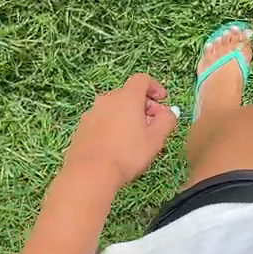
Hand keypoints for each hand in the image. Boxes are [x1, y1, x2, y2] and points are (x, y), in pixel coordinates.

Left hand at [60, 74, 179, 193]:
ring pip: (114, 108)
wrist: (90, 173)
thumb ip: (166, 120)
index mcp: (127, 97)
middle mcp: (107, 99)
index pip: (142, 80)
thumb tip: (170, 111)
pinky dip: (112, 126)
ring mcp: (91, 113)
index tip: (163, 100)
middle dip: (143, 105)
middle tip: (153, 123)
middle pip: (128, 94)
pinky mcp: (81, 128)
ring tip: (135, 137)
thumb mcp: (155, 138)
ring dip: (127, 116)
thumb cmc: (128, 153)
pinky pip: (102, 120)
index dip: (155, 87)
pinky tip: (117, 146)